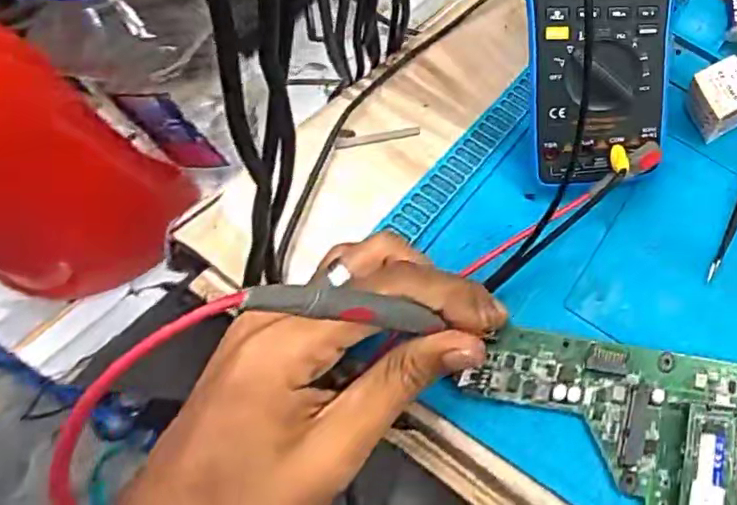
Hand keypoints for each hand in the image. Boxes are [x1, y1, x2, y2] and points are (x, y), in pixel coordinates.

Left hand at [121, 233, 506, 504]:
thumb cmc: (245, 503)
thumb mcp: (331, 452)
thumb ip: (402, 382)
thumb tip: (469, 342)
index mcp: (287, 337)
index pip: (390, 287)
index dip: (450, 298)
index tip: (491, 324)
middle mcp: (280, 307)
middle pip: (378, 257)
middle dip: (436, 283)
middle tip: (471, 321)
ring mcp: (273, 310)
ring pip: (361, 259)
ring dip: (411, 279)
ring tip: (441, 318)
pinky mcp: (273, 321)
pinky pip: (342, 283)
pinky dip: (384, 291)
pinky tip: (400, 322)